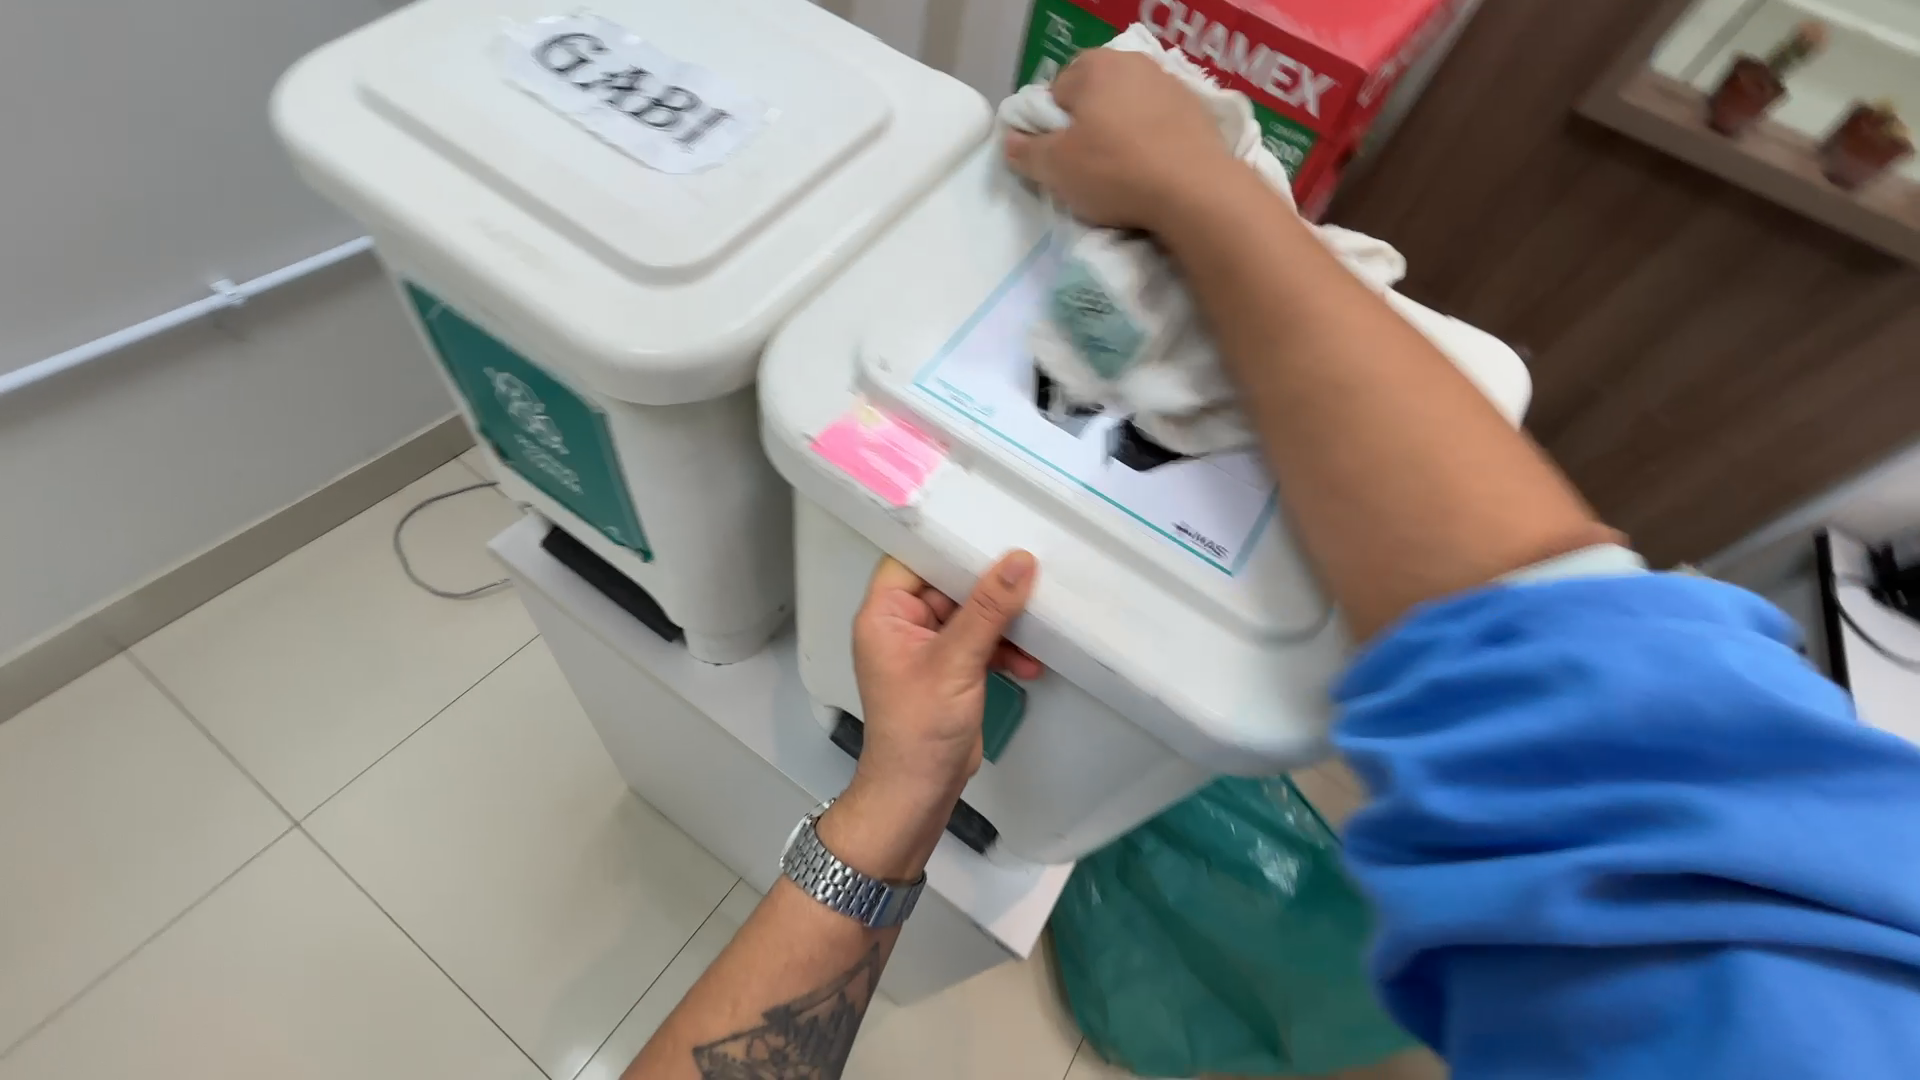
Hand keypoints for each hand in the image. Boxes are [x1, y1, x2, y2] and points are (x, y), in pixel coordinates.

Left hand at [849, 553, 1040, 805]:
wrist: (920, 791)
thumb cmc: (920, 726)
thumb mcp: (956, 661)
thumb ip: (989, 609)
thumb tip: (1019, 560)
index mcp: (885, 614)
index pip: (913, 558)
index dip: (947, 543)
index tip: (988, 527)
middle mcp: (904, 624)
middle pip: (949, 584)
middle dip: (989, 585)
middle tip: (1029, 569)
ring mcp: (929, 647)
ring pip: (971, 614)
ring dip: (1003, 622)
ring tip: (1037, 626)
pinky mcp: (951, 668)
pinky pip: (980, 642)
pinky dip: (1004, 649)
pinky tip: (1030, 662)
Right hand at [1005, 49, 1240, 230]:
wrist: (1193, 189)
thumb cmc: (1114, 172)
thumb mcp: (1055, 169)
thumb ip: (1026, 151)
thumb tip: (1009, 139)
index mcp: (1092, 67)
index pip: (1054, 94)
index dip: (1050, 130)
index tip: (1058, 161)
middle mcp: (1132, 62)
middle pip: (1093, 99)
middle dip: (1086, 129)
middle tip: (1087, 170)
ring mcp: (1169, 83)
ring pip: (1127, 111)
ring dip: (1120, 136)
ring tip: (1122, 175)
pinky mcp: (1196, 110)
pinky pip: (1159, 126)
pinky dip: (1150, 144)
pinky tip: (1151, 173)